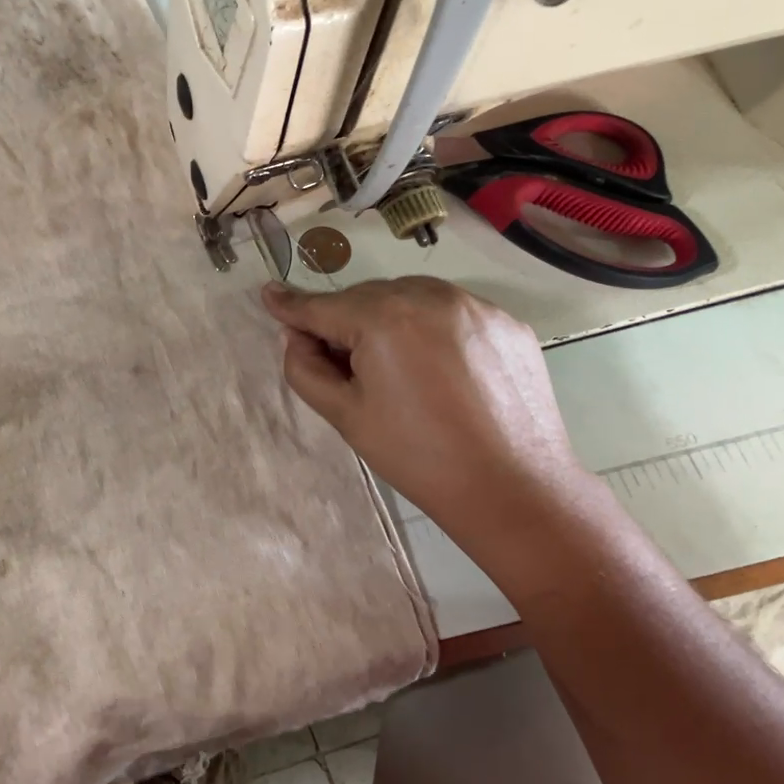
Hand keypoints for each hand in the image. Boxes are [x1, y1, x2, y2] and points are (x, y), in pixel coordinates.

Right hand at [261, 278, 603, 545]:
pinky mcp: (508, 323)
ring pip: (410, 299)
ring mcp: (475, 306)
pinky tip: (440, 372)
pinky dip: (433, 329)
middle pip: (366, 298)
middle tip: (344, 366)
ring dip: (390, 320)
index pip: (322, 306)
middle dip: (346, 322)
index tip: (269, 295)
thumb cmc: (417, 455)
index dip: (291, 305)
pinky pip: (452, 313)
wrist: (514, 488)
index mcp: (382, 318)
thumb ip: (306, 368)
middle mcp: (429, 296)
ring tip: (396, 369)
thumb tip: (296, 335)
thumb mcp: (345, 415)